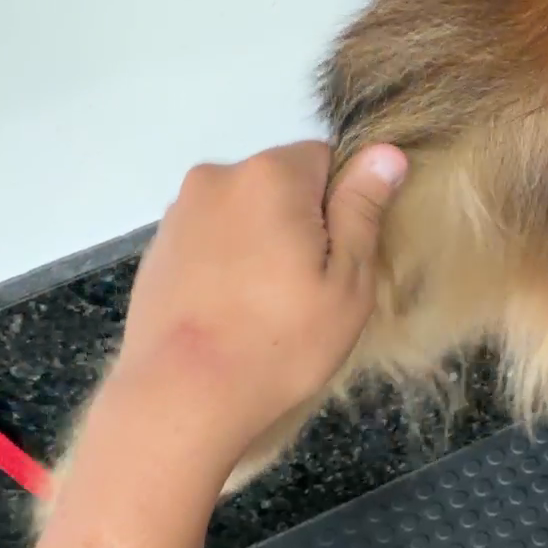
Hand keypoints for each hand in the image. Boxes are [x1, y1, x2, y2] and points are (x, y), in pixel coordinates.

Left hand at [101, 140, 407, 472]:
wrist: (185, 394)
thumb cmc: (283, 343)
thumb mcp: (346, 284)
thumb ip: (362, 213)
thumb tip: (387, 153)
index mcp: (272, 176)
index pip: (326, 159)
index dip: (344, 208)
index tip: (341, 262)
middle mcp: (219, 176)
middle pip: (282, 186)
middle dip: (302, 226)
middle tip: (311, 294)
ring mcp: (181, 212)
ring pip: (247, 216)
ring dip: (265, 247)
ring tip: (269, 311)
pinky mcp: (160, 248)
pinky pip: (214, 243)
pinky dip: (231, 267)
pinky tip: (235, 314)